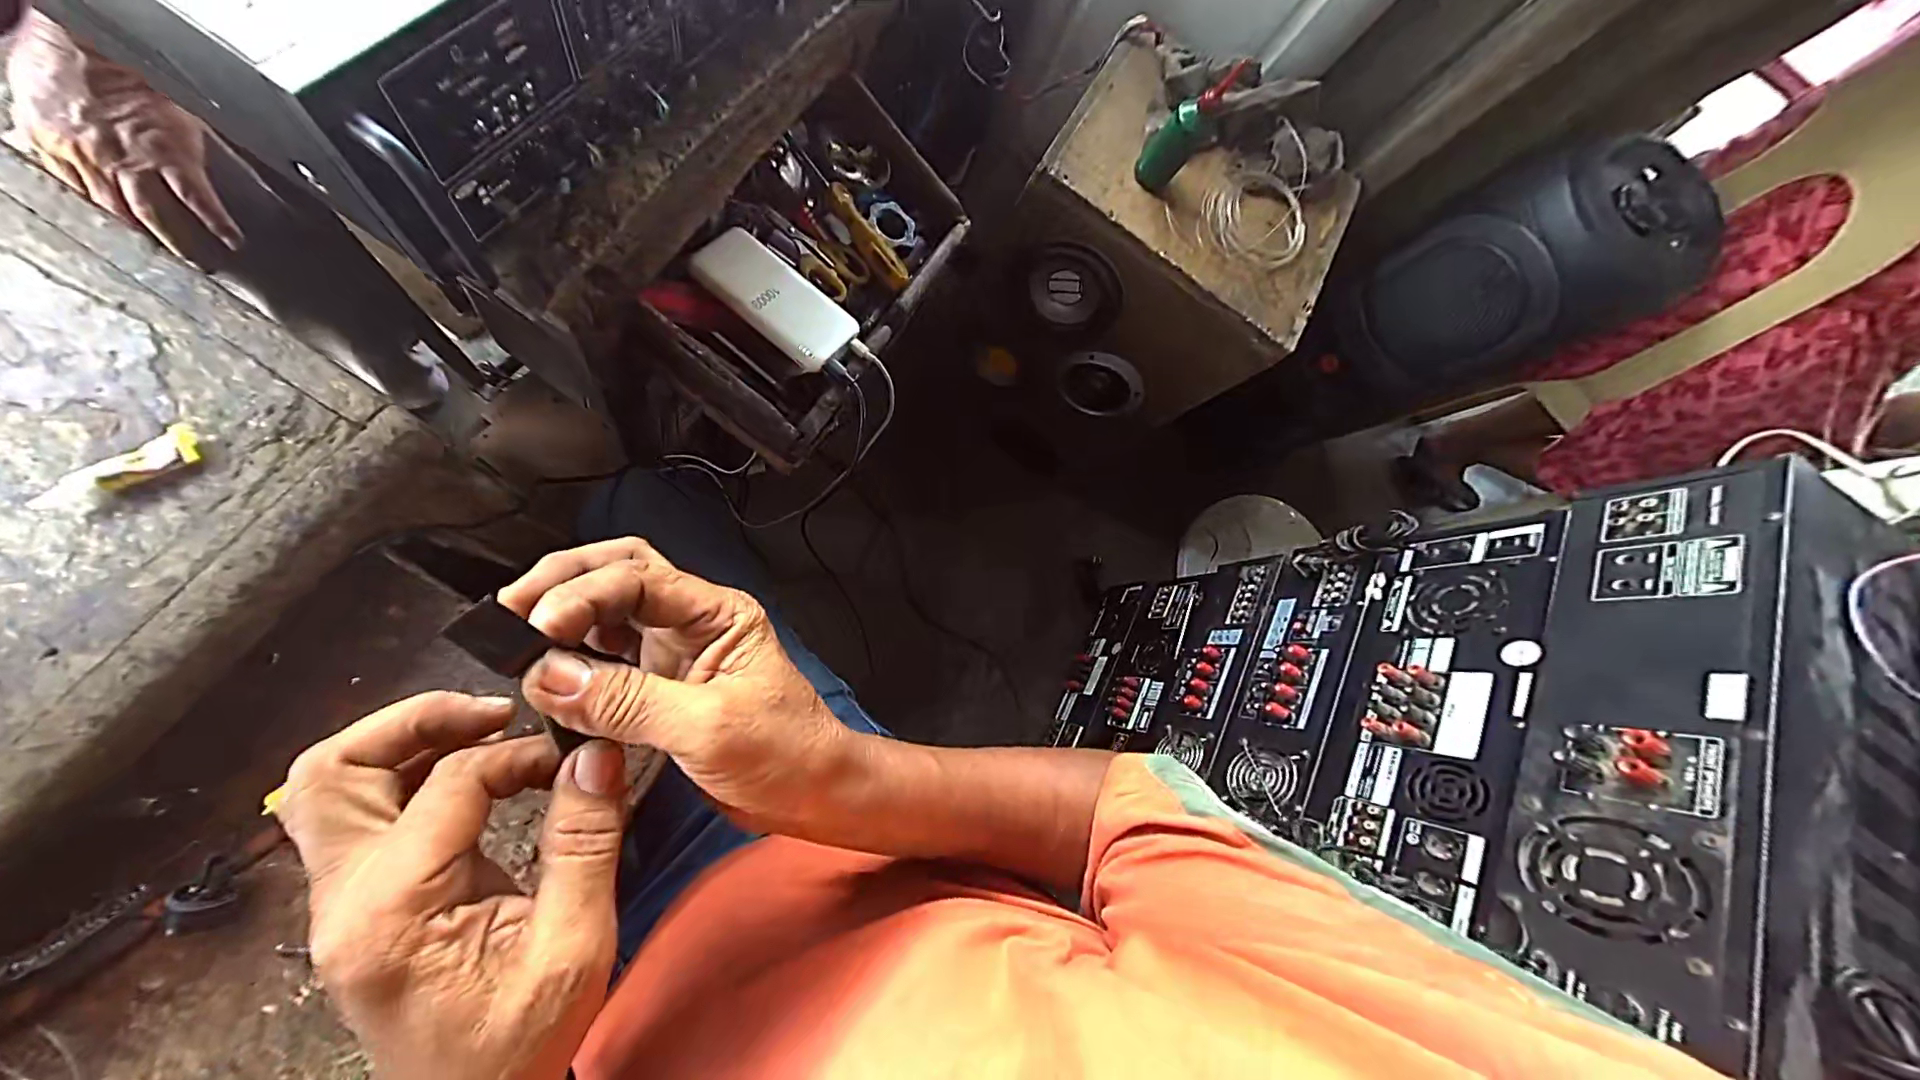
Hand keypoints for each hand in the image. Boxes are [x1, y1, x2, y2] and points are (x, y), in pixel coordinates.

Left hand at [5, 9, 241, 257]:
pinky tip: (232, 239)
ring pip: (153, 214)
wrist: (93, 43)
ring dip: (179, 242)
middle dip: (144, 242)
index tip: (127, 247)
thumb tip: (39, 153)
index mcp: (55, 147)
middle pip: (119, 214)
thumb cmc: (61, 64)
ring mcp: (134, 160)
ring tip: (203, 263)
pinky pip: (197, 198)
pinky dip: (216, 221)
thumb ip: (43, 134)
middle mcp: (92, 159)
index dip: (104, 226)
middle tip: (170, 267)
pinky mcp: (173, 156)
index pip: (81, 198)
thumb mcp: (31, 100)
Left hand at [276, 691, 628, 1079]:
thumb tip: (597, 754)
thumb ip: (585, 841)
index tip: (574, 759)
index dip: (519, 756)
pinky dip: (415, 771)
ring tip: (486, 729)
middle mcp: (345, 902)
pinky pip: (365, 811)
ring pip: (334, 786)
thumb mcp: (575, 942)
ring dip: (408, 740)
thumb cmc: (522, 1039)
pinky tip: (474, 772)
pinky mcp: (364, 902)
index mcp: (392, 913)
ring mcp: (344, 903)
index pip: (447, 785)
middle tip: (496, 711)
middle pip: (335, 772)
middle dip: (417, 721)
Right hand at [501, 537, 854, 834]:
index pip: (640, 577)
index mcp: (719, 614)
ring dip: (563, 617)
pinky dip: (572, 661)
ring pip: (609, 613)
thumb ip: (630, 701)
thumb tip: (549, 676)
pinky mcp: (660, 687)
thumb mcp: (710, 727)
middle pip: (621, 574)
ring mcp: (674, 653)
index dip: (583, 593)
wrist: (812, 790)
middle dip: (564, 582)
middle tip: (513, 609)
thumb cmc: (787, 752)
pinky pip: (606, 661)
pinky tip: (548, 674)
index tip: (538, 625)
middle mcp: (694, 623)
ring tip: (516, 637)